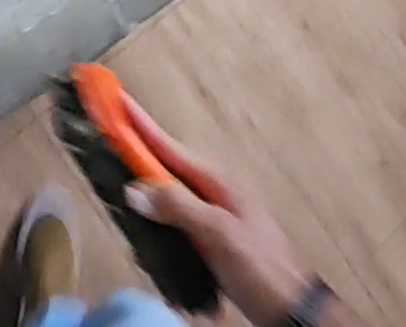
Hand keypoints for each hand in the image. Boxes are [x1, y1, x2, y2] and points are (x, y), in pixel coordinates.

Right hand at [121, 100, 343, 326]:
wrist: (297, 312)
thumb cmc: (261, 266)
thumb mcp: (219, 234)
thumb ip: (178, 208)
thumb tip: (133, 188)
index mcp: (216, 180)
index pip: (169, 146)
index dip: (142, 124)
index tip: (118, 99)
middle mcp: (213, 190)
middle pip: (167, 164)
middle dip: (138, 150)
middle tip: (108, 137)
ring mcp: (214, 214)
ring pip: (170, 191)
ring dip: (145, 183)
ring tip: (117, 175)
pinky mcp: (212, 239)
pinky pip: (176, 216)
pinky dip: (156, 213)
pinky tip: (143, 224)